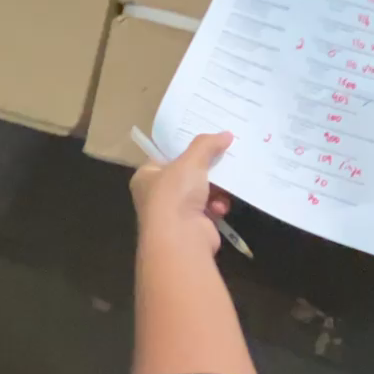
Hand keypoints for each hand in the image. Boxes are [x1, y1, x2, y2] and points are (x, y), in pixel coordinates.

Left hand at [132, 132, 233, 258]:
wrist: (181, 238)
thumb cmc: (175, 195)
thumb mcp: (190, 161)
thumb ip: (207, 145)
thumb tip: (226, 134)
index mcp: (147, 176)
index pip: (166, 157)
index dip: (186, 148)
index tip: (207, 141)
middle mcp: (158, 194)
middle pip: (188, 174)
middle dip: (208, 170)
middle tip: (225, 159)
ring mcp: (175, 212)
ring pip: (203, 192)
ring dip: (216, 190)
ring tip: (225, 187)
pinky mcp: (194, 226)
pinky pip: (210, 209)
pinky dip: (218, 206)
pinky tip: (221, 208)